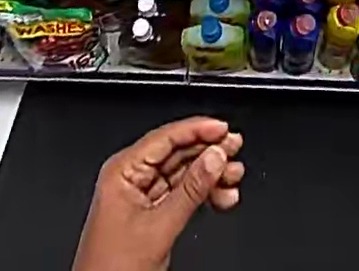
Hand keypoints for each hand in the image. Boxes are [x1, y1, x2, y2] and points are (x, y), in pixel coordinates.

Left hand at [72, 116, 245, 270]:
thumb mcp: (158, 228)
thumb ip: (191, 190)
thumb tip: (215, 156)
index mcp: (123, 171)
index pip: (166, 137)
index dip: (198, 129)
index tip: (224, 129)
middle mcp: (132, 177)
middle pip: (178, 152)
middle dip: (209, 153)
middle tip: (235, 149)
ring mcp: (141, 196)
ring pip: (184, 172)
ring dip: (211, 175)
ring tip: (234, 176)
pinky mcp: (151, 214)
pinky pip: (182, 193)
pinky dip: (203, 194)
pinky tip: (222, 197)